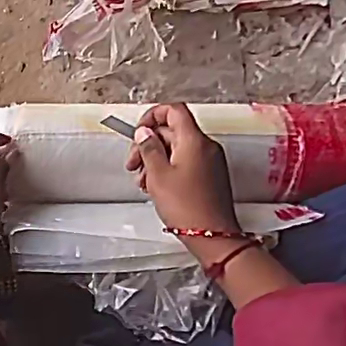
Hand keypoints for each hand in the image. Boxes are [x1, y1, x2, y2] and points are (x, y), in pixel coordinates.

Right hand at [125, 104, 239, 234]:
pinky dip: (168, 168)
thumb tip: (143, 132)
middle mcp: (205, 146)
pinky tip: (156, 185)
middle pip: (172, 131)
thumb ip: (148, 148)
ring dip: (156, 158)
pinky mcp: (209, 175)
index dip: (152, 116)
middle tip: (133, 163)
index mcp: (194, 140)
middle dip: (148, 144)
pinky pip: (186, 162)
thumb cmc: (186, 207)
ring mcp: (209, 161)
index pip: (174, 111)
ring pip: (177, 148)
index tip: (138, 131)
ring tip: (143, 180)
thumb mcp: (157, 175)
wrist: (212, 235)